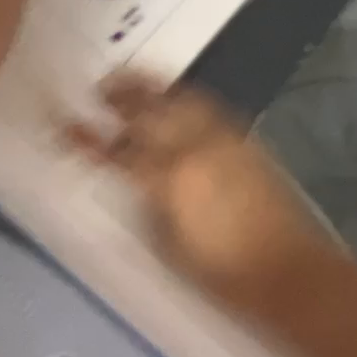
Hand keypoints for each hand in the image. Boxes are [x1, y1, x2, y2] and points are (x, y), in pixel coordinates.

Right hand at [64, 73, 334, 304]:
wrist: (290, 269)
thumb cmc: (222, 272)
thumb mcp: (168, 246)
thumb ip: (148, 205)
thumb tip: (137, 181)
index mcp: (170, 178)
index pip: (118, 151)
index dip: (87, 140)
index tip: (66, 126)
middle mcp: (196, 146)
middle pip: (152, 108)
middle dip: (122, 93)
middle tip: (100, 88)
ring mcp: (225, 139)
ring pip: (183, 98)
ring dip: (154, 88)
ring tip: (135, 83)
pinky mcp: (248, 141)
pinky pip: (209, 108)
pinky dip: (186, 99)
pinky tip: (178, 104)